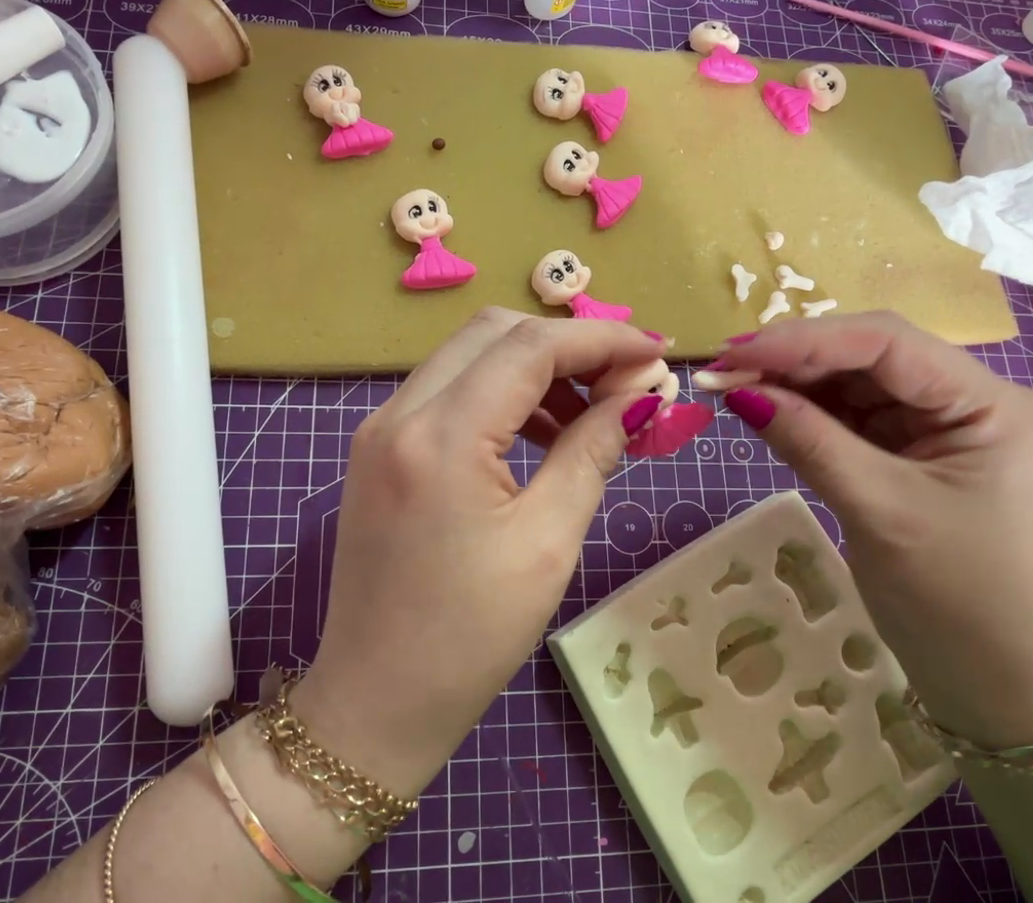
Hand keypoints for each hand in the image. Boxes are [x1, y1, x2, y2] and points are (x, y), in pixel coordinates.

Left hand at [293, 309, 666, 795]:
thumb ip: (592, 452)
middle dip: (568, 346)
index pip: (530, 345)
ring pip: (468, 357)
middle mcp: (400, 412)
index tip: (657, 356)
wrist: (375, 699)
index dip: (602, 339)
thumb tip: (640, 397)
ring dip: (533, 369)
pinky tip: (539, 436)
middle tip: (625, 387)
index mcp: (441, 435)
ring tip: (590, 418)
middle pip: (494, 333)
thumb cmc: (469, 637)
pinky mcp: (378, 450)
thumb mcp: (547, 543)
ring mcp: (381, 429)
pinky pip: (446, 393)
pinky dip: (498, 395)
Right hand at [711, 313, 1032, 748]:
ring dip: (794, 384)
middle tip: (722, 371)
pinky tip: (766, 408)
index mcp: (988, 404)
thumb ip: (808, 441)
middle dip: (794, 360)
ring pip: (854, 385)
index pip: (888, 344)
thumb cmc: (954, 598)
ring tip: (732, 387)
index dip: (806, 340)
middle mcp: (967, 402)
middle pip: (870, 357)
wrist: (993, 683)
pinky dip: (806, 414)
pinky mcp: (911, 455)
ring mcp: (938, 428)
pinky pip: (851, 419)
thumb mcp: (878, 510)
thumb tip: (736, 390)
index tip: (736, 354)